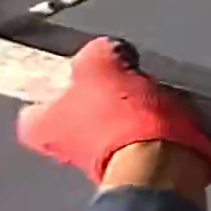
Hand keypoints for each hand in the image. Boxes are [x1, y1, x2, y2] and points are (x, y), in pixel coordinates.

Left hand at [18, 38, 210, 188]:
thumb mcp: (101, 67)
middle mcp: (60, 146)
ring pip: (120, 119)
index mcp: (36, 126)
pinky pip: (147, 132)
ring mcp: (100, 157)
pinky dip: (161, 122)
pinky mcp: (138, 162)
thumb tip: (104, 49)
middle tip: (135, 81)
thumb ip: (95, 52)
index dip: (74, 75)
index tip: (101, 67)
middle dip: (114, 92)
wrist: (166, 161)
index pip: (46, 93)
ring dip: (142, 107)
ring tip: (162, 98)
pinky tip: (174, 114)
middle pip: (87, 105)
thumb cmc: (121, 121)